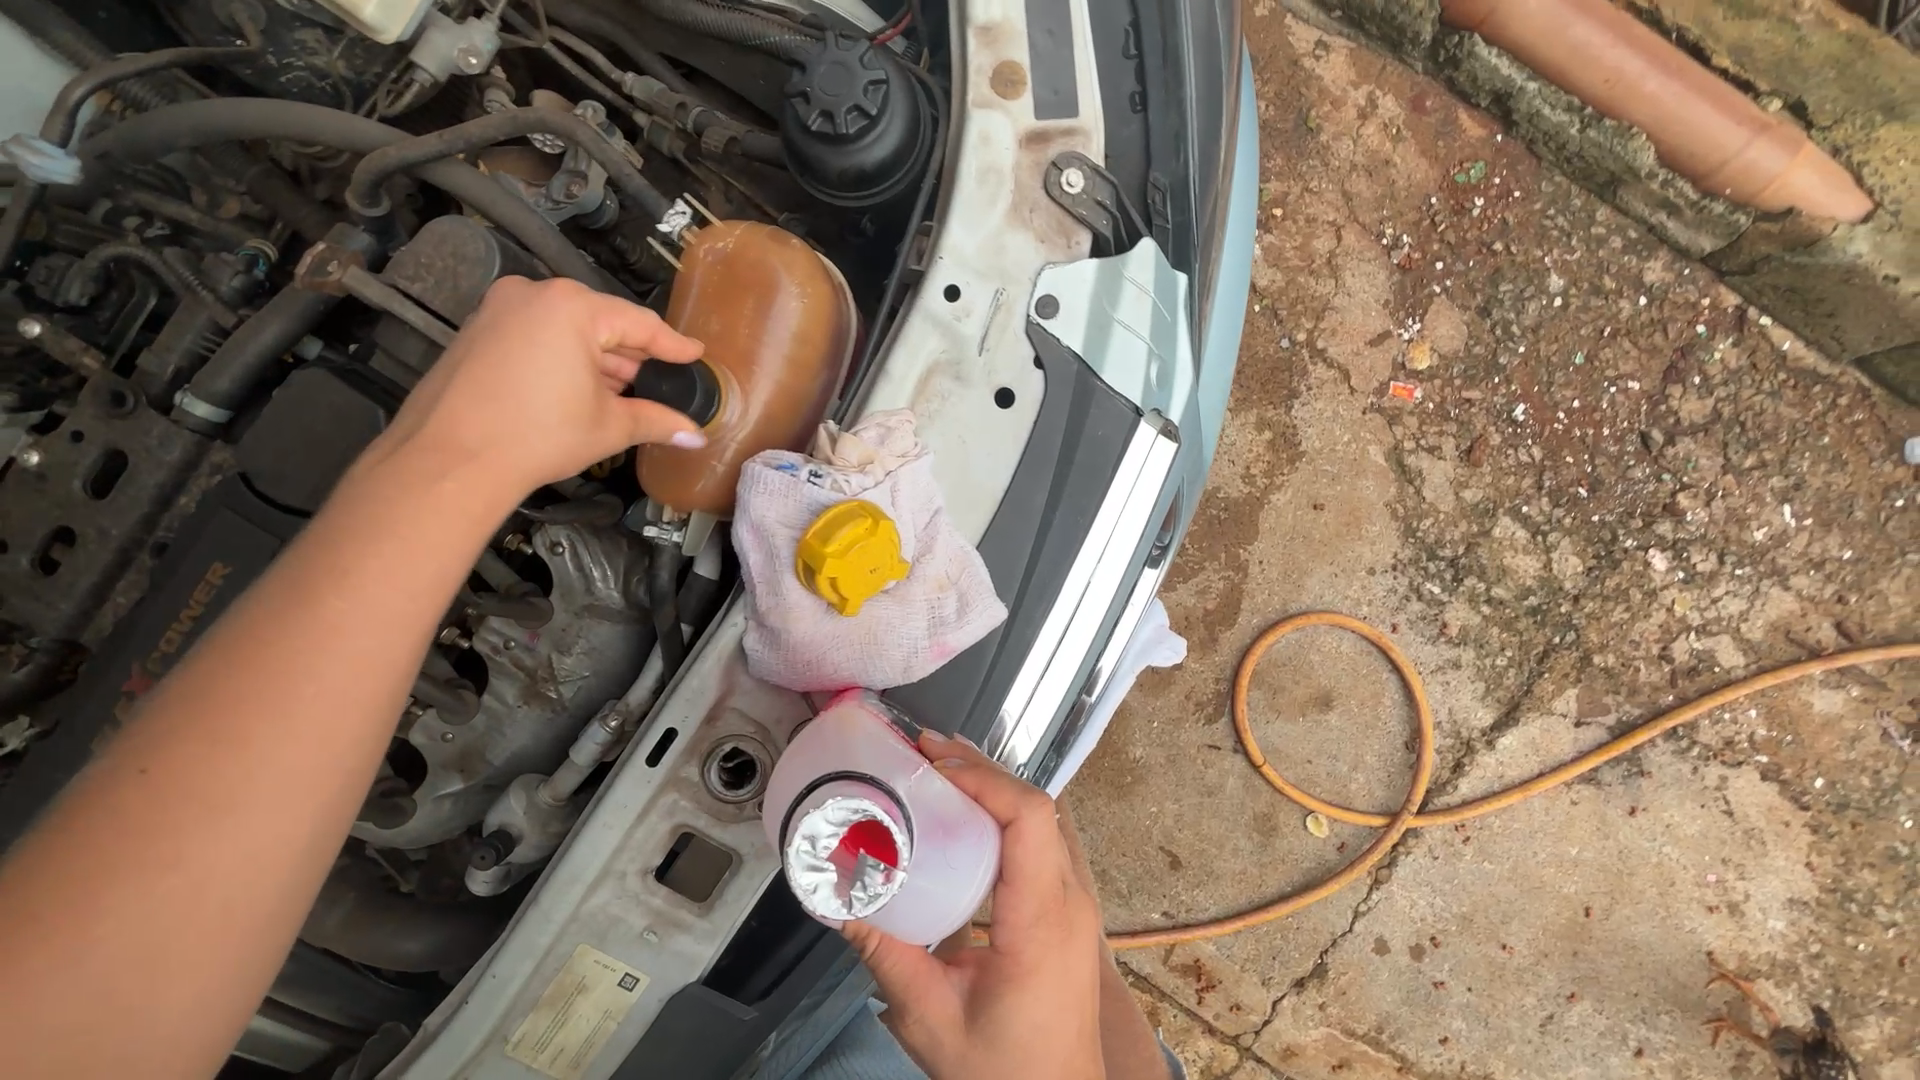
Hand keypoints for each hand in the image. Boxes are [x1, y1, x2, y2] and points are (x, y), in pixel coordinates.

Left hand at [369, 276, 706, 495]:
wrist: (451, 458)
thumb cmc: (537, 435)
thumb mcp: (610, 426)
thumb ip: (657, 421)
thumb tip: (696, 436)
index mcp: (573, 308)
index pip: (639, 324)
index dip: (672, 344)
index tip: (695, 354)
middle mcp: (534, 295)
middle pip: (602, 321)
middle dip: (632, 354)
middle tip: (660, 379)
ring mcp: (501, 309)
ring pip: (568, 328)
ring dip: (598, 358)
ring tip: (624, 390)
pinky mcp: (479, 330)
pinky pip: (538, 334)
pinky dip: (565, 357)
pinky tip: (582, 388)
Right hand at [842, 731, 1106, 1079]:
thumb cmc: (1004, 1072)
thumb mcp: (931, 1019)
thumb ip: (886, 956)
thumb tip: (839, 903)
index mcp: (1042, 920)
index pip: (1030, 818)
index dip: (985, 779)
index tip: (934, 766)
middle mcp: (1068, 900)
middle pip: (1036, 807)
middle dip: (980, 770)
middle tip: (924, 753)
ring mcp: (1074, 903)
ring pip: (1041, 819)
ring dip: (993, 787)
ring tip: (939, 770)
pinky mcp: (1065, 910)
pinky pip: (1040, 841)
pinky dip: (1002, 815)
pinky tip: (966, 814)